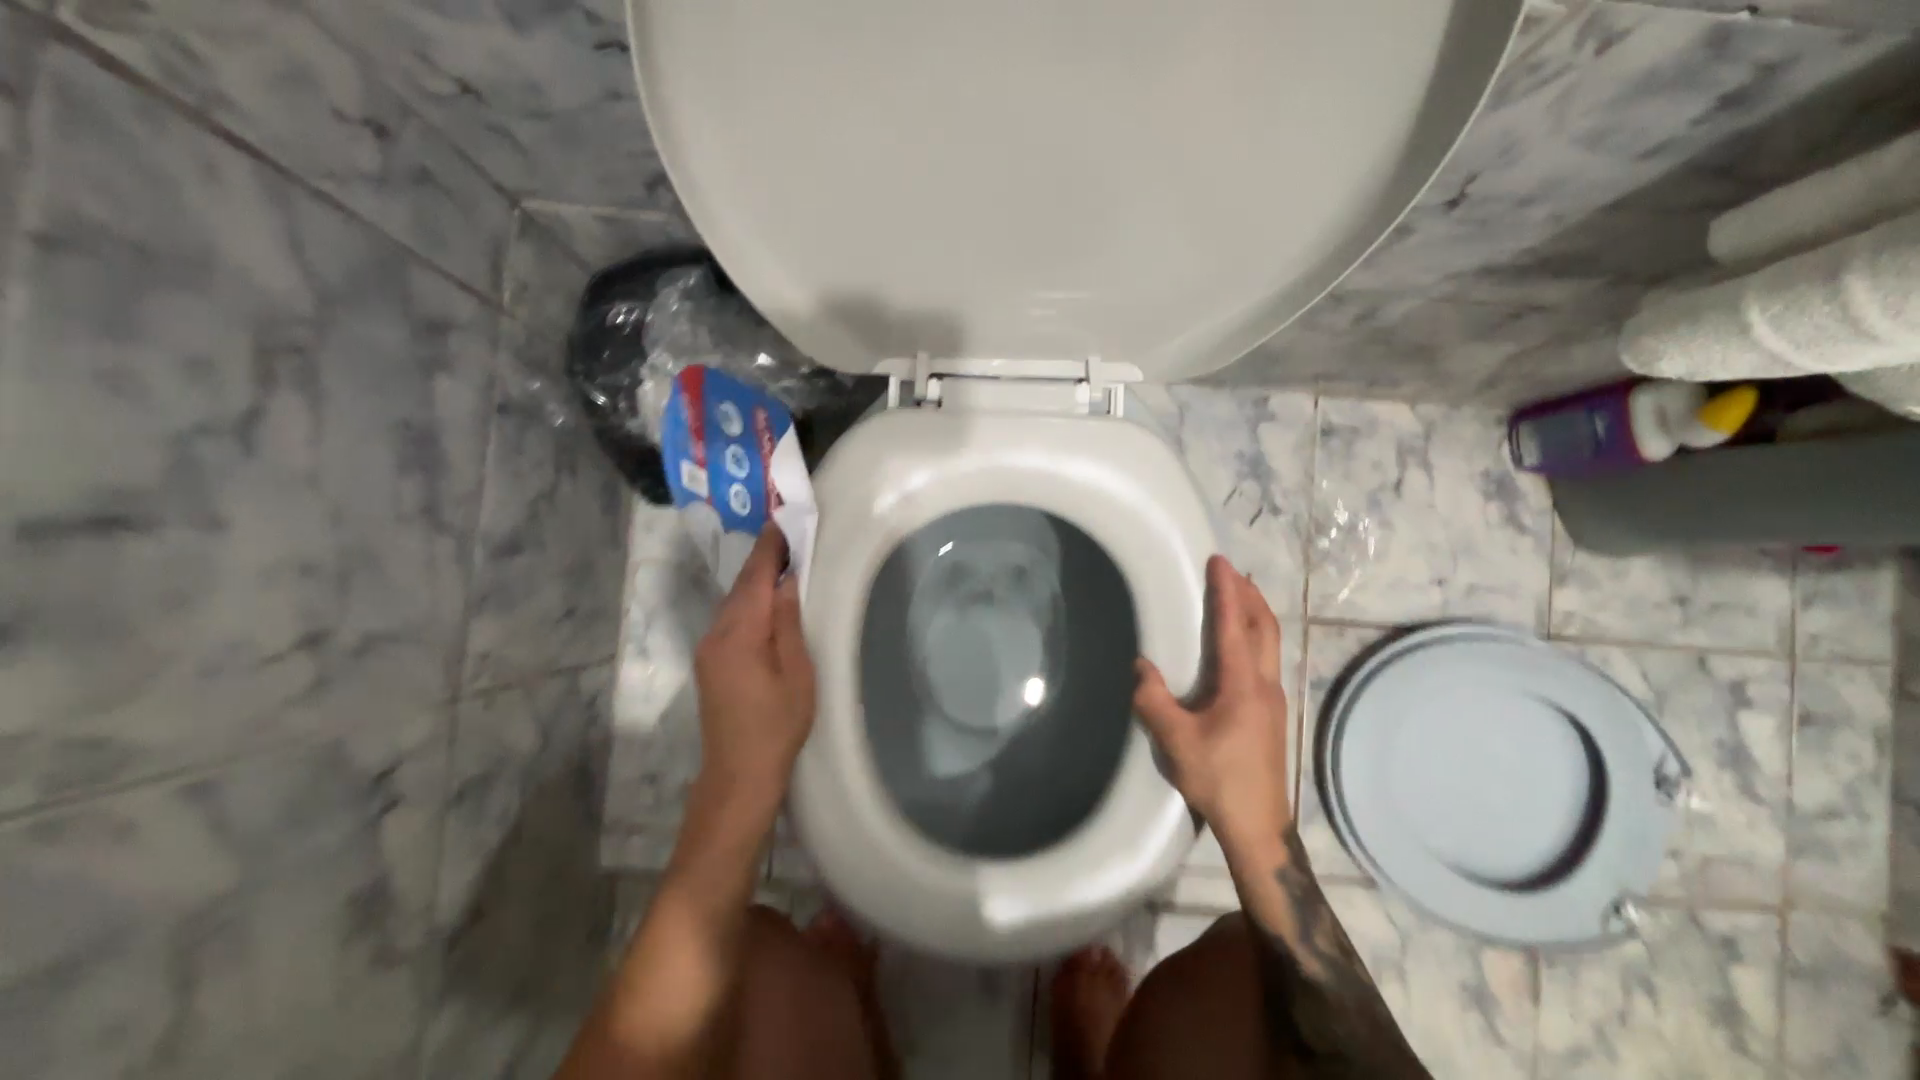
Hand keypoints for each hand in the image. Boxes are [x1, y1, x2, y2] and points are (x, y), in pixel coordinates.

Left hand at [692, 527, 815, 799]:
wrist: (738, 774)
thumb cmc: (777, 725)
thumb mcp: (797, 673)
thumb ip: (789, 624)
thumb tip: (788, 582)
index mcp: (740, 634)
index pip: (755, 578)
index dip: (769, 548)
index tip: (782, 521)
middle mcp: (716, 634)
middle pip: (741, 587)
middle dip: (762, 561)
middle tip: (789, 537)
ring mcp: (708, 649)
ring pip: (734, 604)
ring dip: (755, 582)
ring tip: (783, 563)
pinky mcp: (709, 663)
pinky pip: (730, 620)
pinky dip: (749, 603)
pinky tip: (767, 602)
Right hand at [1134, 555, 1291, 854]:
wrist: (1258, 823)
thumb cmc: (1217, 780)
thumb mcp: (1175, 742)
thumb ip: (1154, 701)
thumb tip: (1140, 666)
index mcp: (1242, 685)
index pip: (1234, 626)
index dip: (1226, 591)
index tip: (1218, 562)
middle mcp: (1264, 684)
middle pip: (1264, 627)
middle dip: (1249, 594)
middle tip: (1231, 570)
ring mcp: (1273, 700)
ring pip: (1271, 643)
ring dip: (1256, 614)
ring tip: (1240, 596)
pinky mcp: (1272, 714)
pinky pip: (1267, 659)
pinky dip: (1256, 636)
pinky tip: (1241, 645)